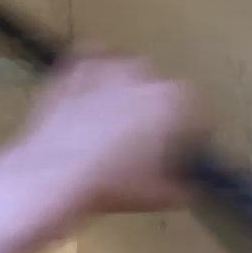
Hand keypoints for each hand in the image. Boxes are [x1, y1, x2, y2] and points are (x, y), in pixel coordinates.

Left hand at [0, 55, 208, 218]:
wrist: (54, 171)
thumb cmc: (113, 185)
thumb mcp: (159, 196)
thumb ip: (180, 184)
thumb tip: (184, 185)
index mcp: (173, 103)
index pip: (197, 111)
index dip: (192, 131)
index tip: (184, 147)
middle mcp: (144, 75)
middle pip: (161, 87)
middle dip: (158, 107)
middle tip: (147, 136)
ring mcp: (105, 65)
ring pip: (128, 68)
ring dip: (128, 86)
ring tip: (116, 113)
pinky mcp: (73, 66)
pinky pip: (92, 56)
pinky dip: (95, 67)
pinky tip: (92, 85)